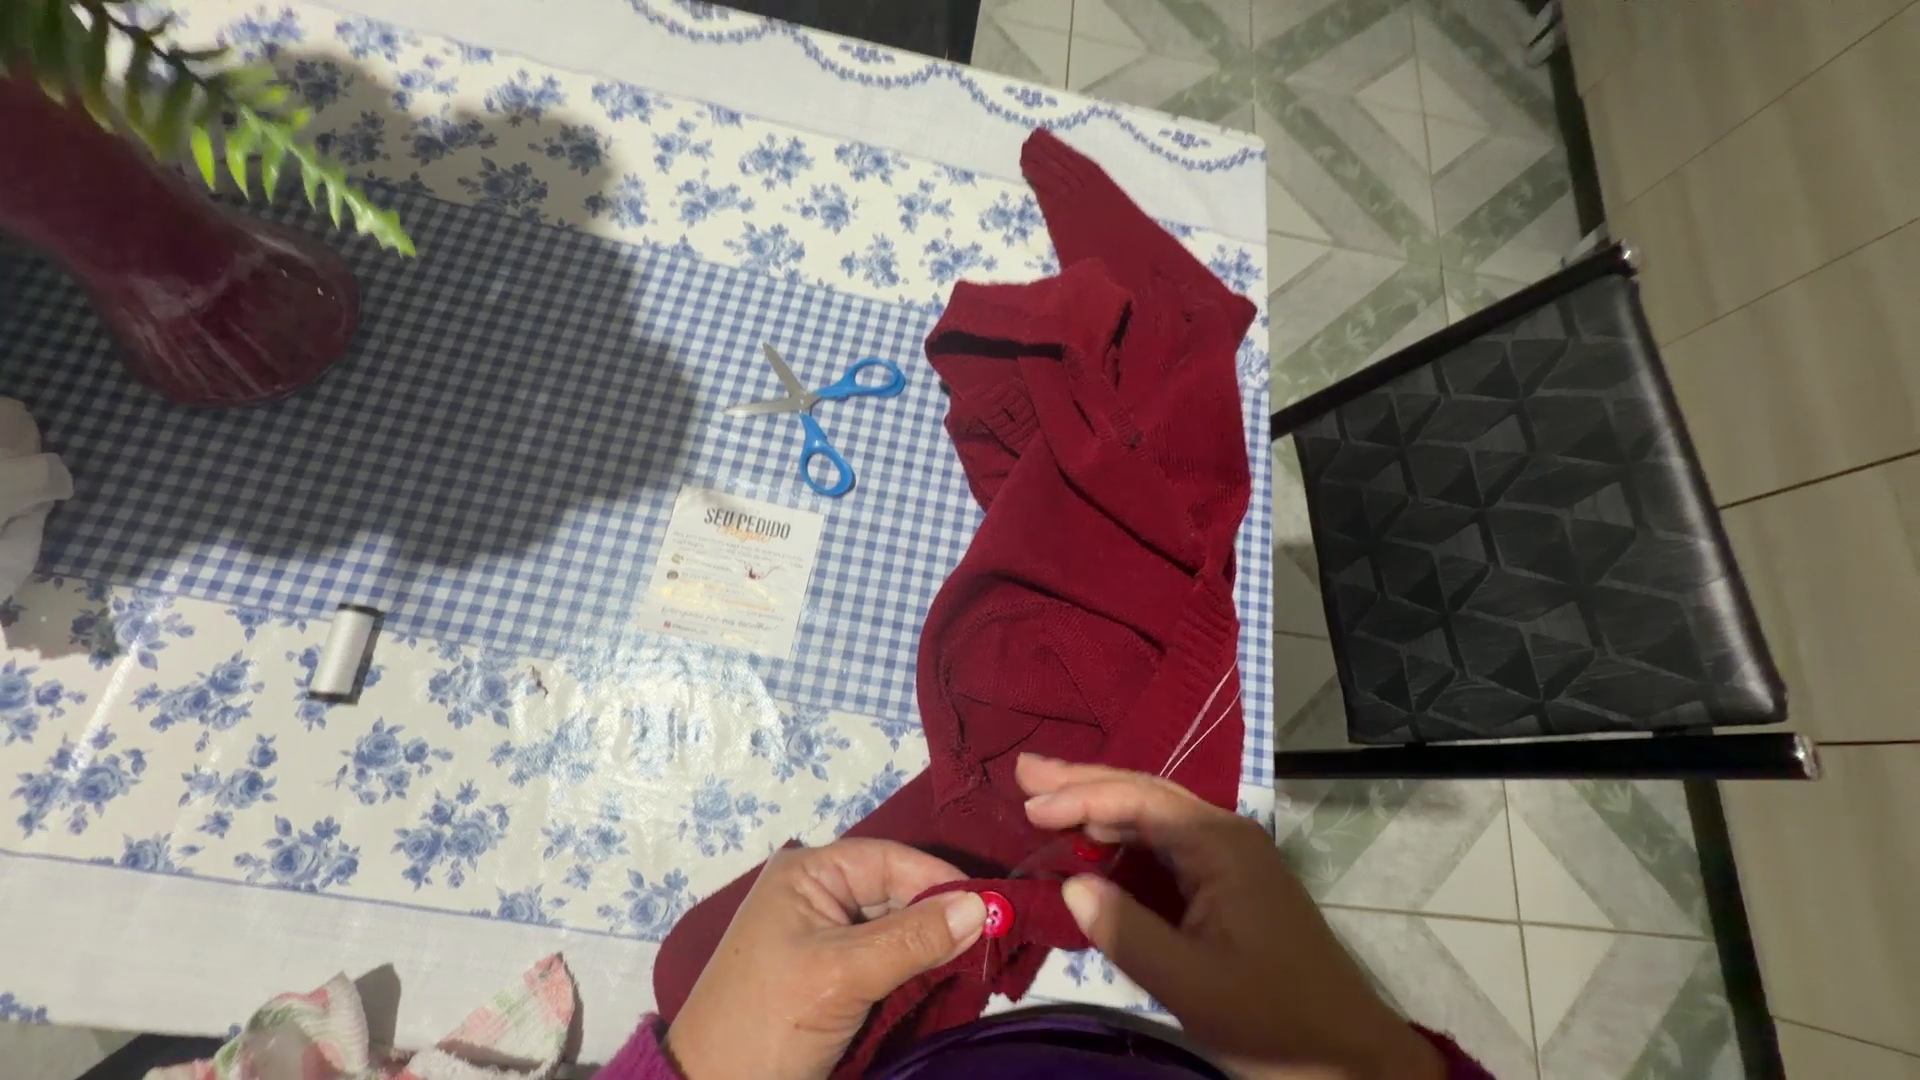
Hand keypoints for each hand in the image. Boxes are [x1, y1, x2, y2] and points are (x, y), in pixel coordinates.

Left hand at [663, 838, 988, 1079]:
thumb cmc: (769, 1023)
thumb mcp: (844, 975)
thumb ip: (913, 939)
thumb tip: (982, 906)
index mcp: (809, 872)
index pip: (889, 861)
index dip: (940, 879)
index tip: (992, 905)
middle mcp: (817, 891)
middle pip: (894, 889)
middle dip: (940, 912)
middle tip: (993, 936)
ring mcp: (823, 933)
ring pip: (893, 923)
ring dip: (930, 942)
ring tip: (978, 955)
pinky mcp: (830, 971)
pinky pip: (883, 955)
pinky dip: (913, 965)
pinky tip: (946, 974)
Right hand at [1018, 755, 1445, 1079]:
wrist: (1347, 1056)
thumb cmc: (1271, 1017)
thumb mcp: (1192, 984)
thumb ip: (1126, 932)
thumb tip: (1069, 885)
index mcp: (1218, 842)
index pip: (1137, 800)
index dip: (1079, 799)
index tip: (1028, 808)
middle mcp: (1221, 831)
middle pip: (1142, 791)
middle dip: (1081, 781)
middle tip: (1025, 771)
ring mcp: (1224, 853)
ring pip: (1150, 813)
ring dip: (1096, 805)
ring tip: (1043, 796)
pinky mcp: (1222, 879)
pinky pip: (1161, 843)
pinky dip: (1118, 837)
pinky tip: (1089, 838)